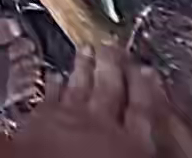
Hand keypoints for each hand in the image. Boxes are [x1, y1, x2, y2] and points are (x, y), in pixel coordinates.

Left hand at [9, 44, 164, 157]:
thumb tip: (143, 145)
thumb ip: (139, 150)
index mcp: (131, 146)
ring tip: (86, 47)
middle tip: (113, 44)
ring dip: (83, 66)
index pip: (143, 113)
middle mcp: (100, 125)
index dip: (147, 90)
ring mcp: (69, 116)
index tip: (149, 70)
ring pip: (79, 85)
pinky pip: (51, 94)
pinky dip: (55, 82)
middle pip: (109, 89)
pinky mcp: (42, 115)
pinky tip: (55, 74)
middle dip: (113, 65)